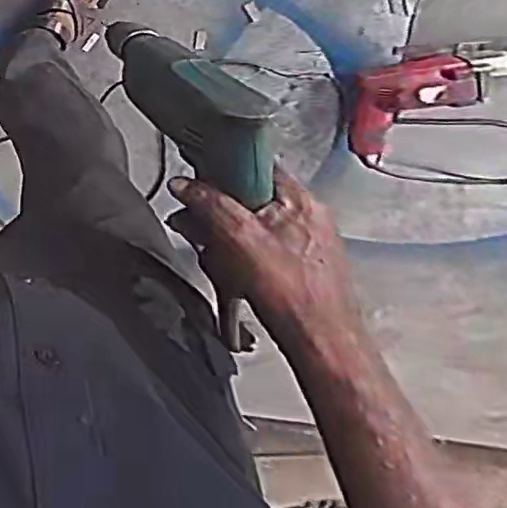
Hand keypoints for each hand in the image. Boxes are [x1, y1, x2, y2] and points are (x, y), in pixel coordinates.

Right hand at [166, 168, 362, 353]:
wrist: (321, 344)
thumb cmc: (293, 294)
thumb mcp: (237, 237)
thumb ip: (208, 203)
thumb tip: (184, 185)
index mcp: (300, 199)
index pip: (252, 163)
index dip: (221, 171)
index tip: (198, 183)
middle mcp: (307, 216)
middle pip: (247, 196)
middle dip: (216, 213)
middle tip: (199, 229)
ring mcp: (305, 241)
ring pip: (251, 224)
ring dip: (225, 239)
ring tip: (217, 260)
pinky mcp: (299, 265)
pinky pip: (260, 248)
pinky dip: (241, 256)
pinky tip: (233, 274)